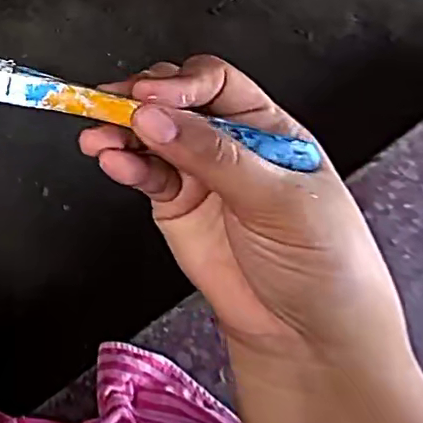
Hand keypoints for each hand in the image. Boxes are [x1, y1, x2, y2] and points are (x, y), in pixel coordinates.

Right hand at [82, 56, 408, 367]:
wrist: (308, 340)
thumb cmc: (324, 264)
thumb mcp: (279, 202)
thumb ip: (213, 156)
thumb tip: (153, 116)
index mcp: (262, 125)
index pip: (214, 82)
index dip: (179, 83)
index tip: (149, 96)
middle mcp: (224, 140)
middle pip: (171, 100)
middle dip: (139, 101)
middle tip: (114, 108)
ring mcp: (195, 170)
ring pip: (147, 133)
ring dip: (118, 129)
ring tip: (98, 139)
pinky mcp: (172, 200)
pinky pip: (141, 171)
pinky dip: (121, 163)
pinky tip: (112, 162)